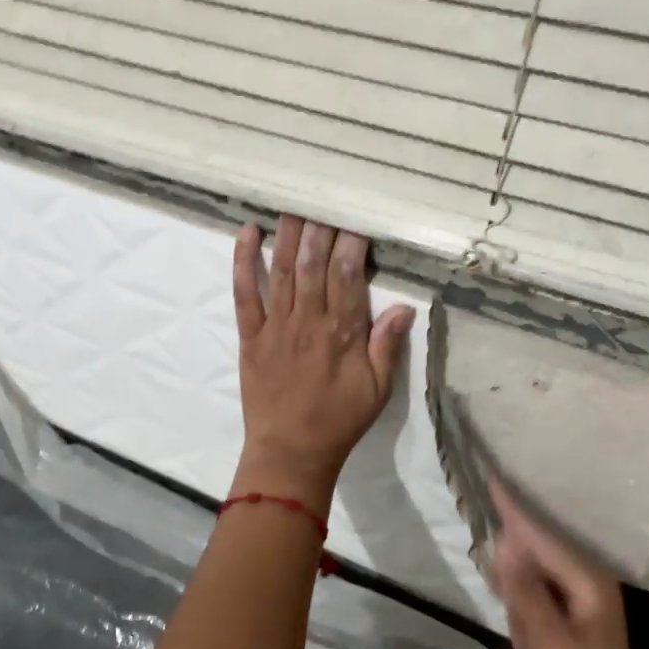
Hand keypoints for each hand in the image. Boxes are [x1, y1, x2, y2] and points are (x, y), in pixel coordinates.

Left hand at [230, 216, 414, 507]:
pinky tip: (246, 233)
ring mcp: (276, 326)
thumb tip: (405, 306)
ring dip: (287, 234)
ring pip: (282, 270)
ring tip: (291, 202)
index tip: (355, 217)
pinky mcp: (251, 336)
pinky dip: (243, 262)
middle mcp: (308, 321)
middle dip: (319, 228)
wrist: (290, 451)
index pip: (347, 275)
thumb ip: (387, 346)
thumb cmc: (339, 420)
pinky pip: (245, 294)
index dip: (351, 242)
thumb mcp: (378, 390)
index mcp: (342, 333)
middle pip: (313, 264)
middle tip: (323, 197)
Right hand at [493, 484, 648, 648]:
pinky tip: (531, 646)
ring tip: (531, 647)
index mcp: (589, 582)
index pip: (541, 537)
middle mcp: (589, 582)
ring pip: (534, 581)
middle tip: (522, 629)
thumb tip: (506, 542)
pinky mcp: (573, 616)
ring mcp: (583, 600)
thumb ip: (525, 590)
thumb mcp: (546, 642)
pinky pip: (539, 601)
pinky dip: (527, 620)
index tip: (491, 477)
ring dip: (523, 610)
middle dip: (517, 587)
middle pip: (537, 558)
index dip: (513, 510)